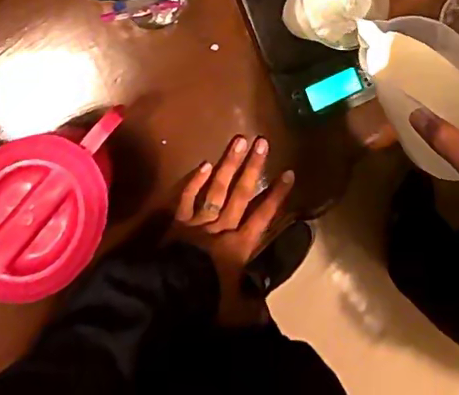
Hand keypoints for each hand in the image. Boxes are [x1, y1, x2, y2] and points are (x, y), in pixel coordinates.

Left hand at [168, 134, 295, 325]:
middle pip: (241, 193)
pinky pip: (187, 199)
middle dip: (253, 167)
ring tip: (239, 139)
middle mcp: (222, 227)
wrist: (170, 296)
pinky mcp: (178, 223)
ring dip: (229, 164)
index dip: (276, 195)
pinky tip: (204, 163)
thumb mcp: (232, 312)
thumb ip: (250, 310)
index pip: (262, 216)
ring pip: (217, 188)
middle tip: (263, 141)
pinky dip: (195, 182)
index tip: (288, 173)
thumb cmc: (205, 302)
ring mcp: (199, 222)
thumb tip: (267, 320)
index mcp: (239, 246)